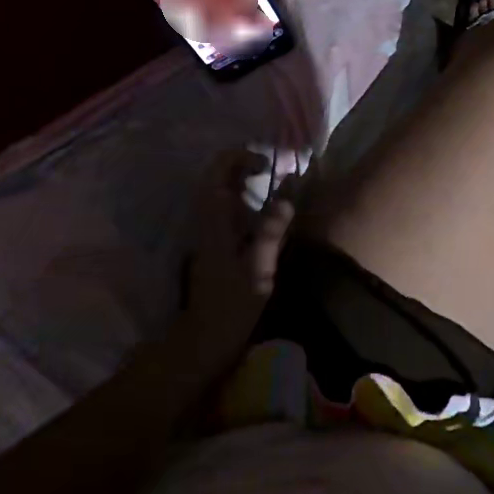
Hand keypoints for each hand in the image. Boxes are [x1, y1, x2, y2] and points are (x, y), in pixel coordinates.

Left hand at [180, 150, 295, 354]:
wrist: (206, 336)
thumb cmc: (233, 305)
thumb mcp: (258, 271)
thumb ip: (270, 234)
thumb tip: (286, 200)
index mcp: (215, 220)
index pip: (218, 172)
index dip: (239, 157)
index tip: (266, 163)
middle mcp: (207, 218)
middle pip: (217, 176)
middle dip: (242, 164)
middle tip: (272, 168)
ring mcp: (208, 229)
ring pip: (220, 190)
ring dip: (241, 179)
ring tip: (271, 181)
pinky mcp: (214, 241)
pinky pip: (224, 207)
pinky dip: (241, 198)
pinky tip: (262, 209)